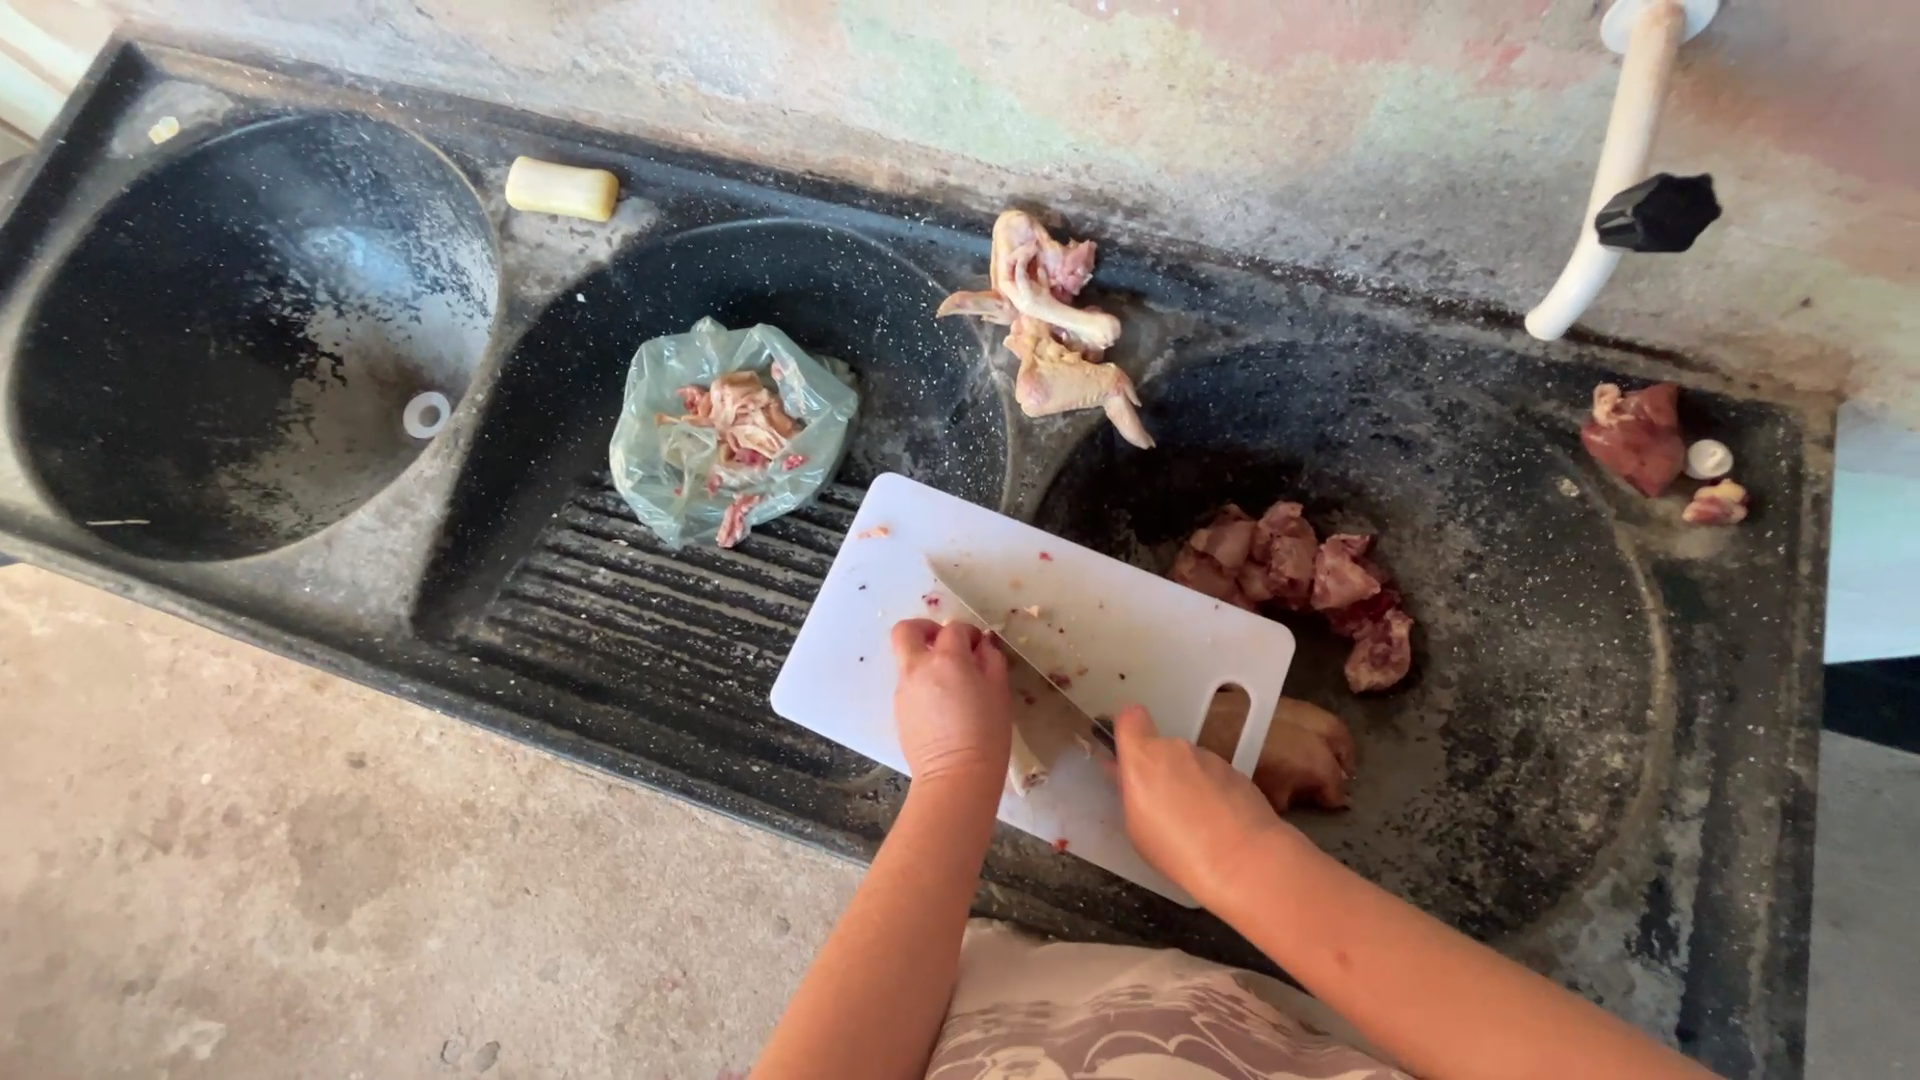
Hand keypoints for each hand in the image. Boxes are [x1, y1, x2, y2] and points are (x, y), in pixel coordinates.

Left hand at [890, 619, 1011, 791]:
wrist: (956, 776)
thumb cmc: (987, 734)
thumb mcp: (999, 692)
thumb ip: (991, 660)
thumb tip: (983, 646)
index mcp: (947, 659)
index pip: (953, 629)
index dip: (969, 633)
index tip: (979, 646)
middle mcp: (918, 668)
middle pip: (907, 631)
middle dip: (925, 629)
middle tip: (944, 643)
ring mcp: (904, 689)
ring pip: (907, 659)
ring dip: (925, 660)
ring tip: (949, 684)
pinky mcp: (899, 709)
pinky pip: (908, 684)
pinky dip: (922, 684)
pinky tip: (942, 707)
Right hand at [1112, 706, 1308, 909]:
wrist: (1243, 860)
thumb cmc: (1176, 847)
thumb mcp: (1135, 826)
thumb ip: (1128, 790)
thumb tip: (1123, 772)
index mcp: (1144, 757)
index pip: (1130, 717)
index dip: (1129, 731)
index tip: (1129, 756)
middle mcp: (1177, 748)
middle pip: (1162, 747)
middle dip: (1161, 769)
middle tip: (1164, 805)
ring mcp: (1210, 758)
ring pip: (1190, 763)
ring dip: (1189, 783)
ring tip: (1197, 822)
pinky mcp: (1238, 773)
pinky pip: (1215, 777)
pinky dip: (1214, 793)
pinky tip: (1221, 825)